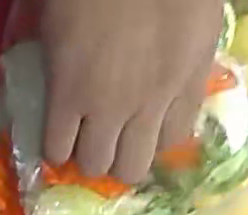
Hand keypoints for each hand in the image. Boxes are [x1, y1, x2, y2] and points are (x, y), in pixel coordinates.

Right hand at [38, 0, 225, 182]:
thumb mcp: (195, 9)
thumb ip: (185, 47)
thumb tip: (166, 75)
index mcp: (189, 71)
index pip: (174, 138)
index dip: (153, 139)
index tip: (140, 129)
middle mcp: (152, 99)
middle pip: (133, 165)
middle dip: (118, 158)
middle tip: (105, 141)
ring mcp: (109, 104)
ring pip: (95, 164)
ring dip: (85, 155)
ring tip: (76, 137)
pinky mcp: (68, 97)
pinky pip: (57, 147)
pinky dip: (54, 147)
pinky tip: (53, 132)